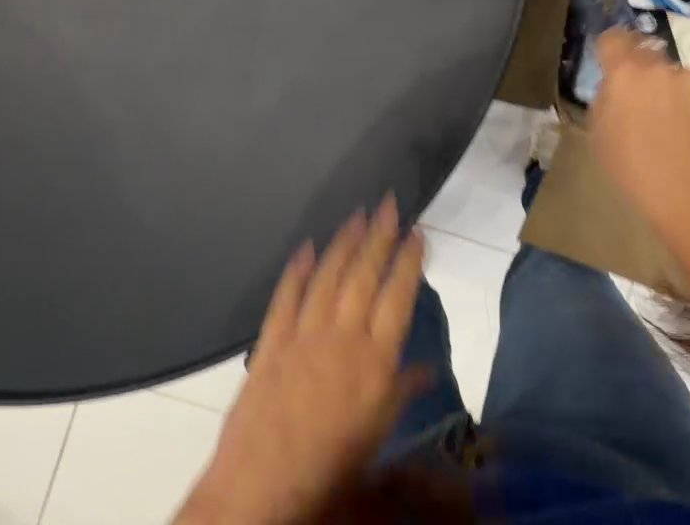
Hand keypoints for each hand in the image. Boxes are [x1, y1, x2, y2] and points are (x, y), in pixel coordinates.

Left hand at [178, 196, 425, 524]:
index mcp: (376, 358)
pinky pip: (285, 298)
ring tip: (357, 215)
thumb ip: (402, 391)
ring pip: (328, 277)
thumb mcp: (379, 432)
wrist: (263, 487)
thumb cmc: (332, 464)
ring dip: (344, 243)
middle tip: (391, 203)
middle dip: (380, 236)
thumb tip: (425, 368)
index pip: (399, 296)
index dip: (409, 261)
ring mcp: (304, 336)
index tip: (418, 232)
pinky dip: (296, 270)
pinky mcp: (270, 343)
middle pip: (365, 275)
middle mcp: (343, 337)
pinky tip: (305, 247)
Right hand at [589, 29, 689, 242]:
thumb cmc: (633, 169)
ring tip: (663, 117)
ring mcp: (687, 77)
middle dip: (636, 68)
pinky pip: (687, 86)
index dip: (609, 47)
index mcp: (624, 74)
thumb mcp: (599, 134)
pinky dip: (681, 97)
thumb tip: (615, 85)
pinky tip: (683, 124)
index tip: (609, 62)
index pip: (613, 38)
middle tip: (636, 96)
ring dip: (661, 84)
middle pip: (642, 51)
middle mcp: (658, 66)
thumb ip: (605, 97)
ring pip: (667, 71)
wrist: (689, 193)